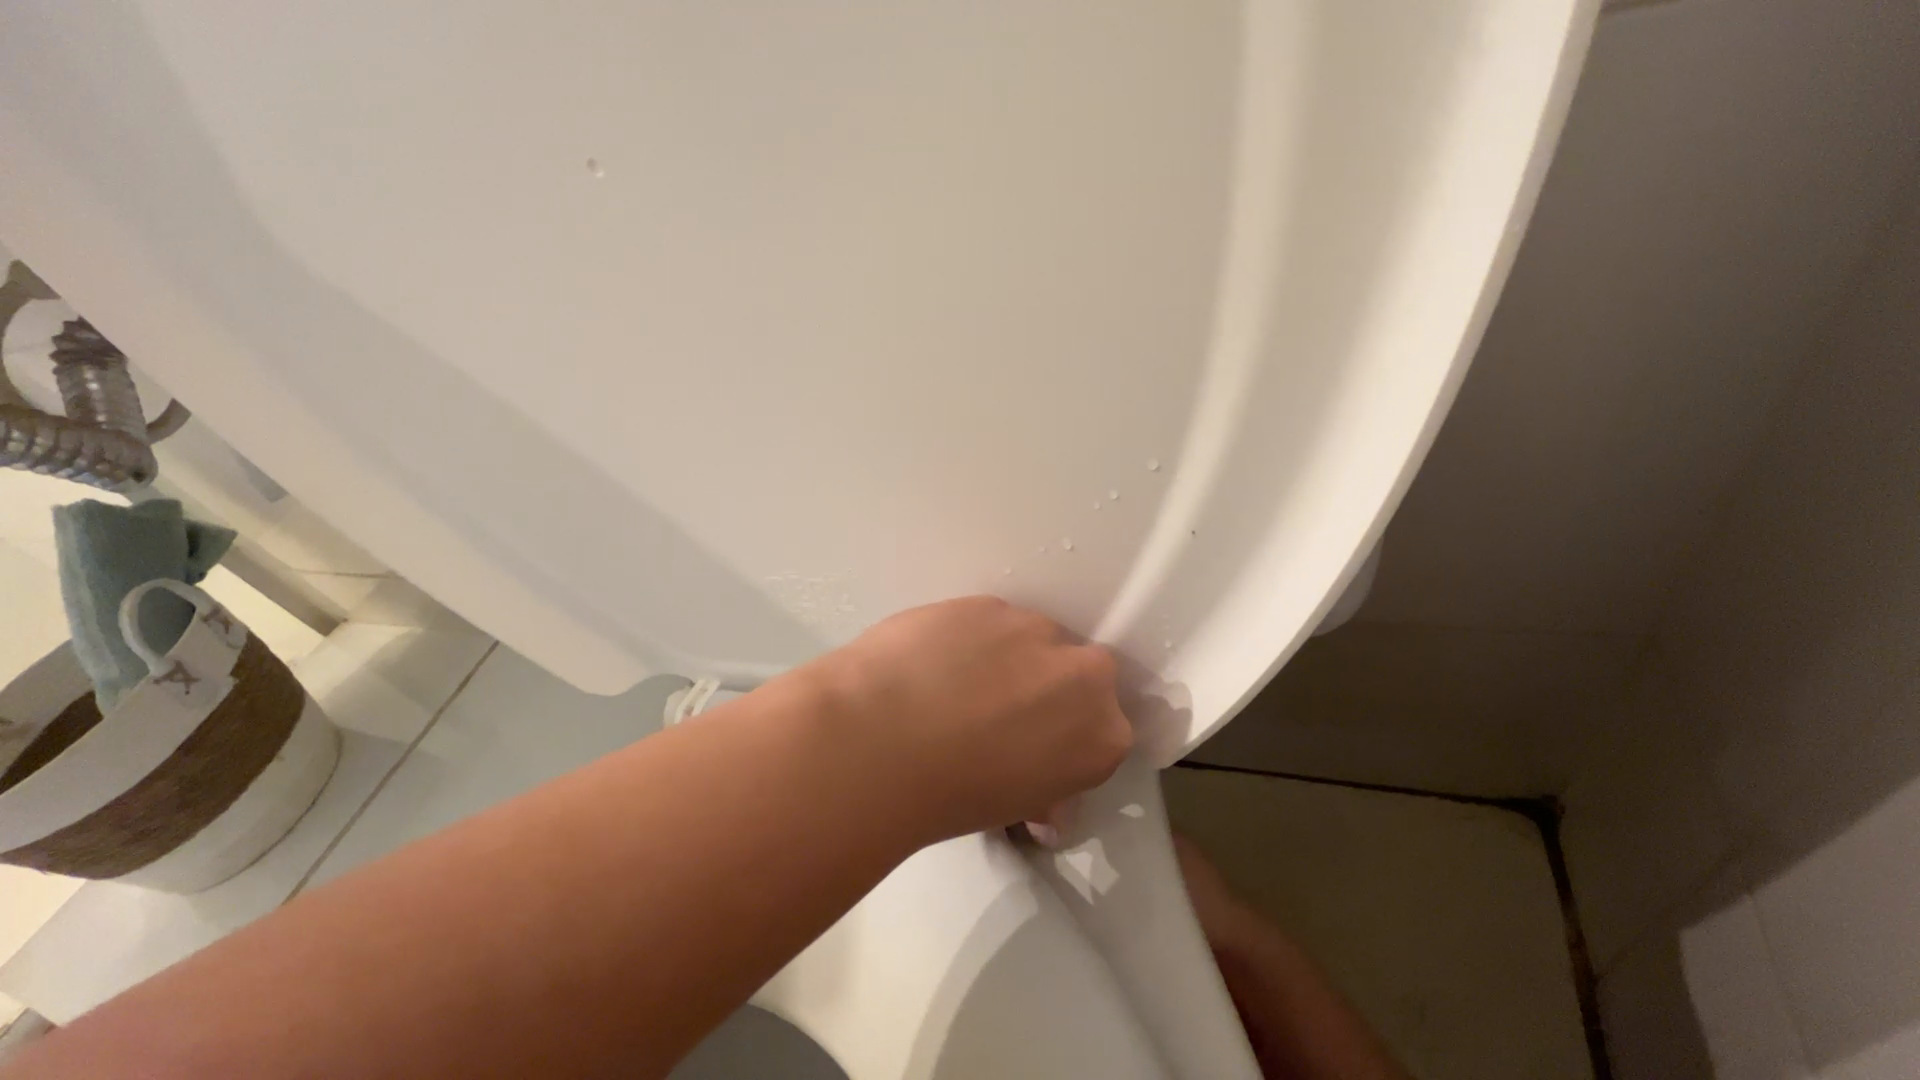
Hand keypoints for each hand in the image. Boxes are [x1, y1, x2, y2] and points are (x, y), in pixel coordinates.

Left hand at [791, 596, 1132, 844]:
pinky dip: (966, 640)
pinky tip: (928, 665)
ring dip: (1005, 659)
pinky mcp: (986, 603)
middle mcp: (1084, 673)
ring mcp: (1033, 629)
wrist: (880, 740)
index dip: (1064, 741)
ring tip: (951, 689)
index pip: (1100, 731)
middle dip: (1044, 691)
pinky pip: (987, 623)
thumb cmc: (951, 794)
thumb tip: (1039, 801)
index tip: (1031, 751)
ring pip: (1031, 641)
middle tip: (995, 716)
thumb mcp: (1012, 809)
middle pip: (1077, 674)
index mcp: (1102, 734)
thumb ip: (1041, 790)